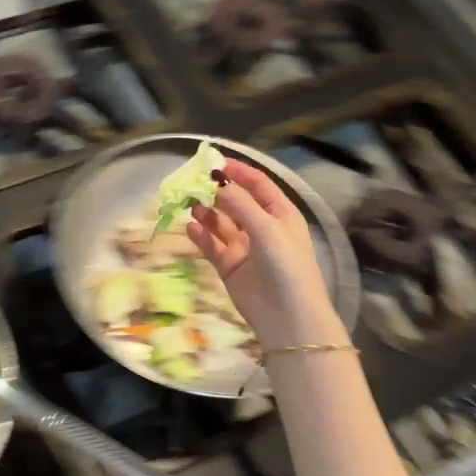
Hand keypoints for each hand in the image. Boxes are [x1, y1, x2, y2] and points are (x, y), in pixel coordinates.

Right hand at [187, 160, 342, 346]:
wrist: (286, 314)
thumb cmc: (285, 265)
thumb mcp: (267, 229)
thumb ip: (241, 205)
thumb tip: (219, 183)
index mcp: (280, 214)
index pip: (258, 185)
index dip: (239, 172)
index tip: (214, 162)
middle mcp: (261, 227)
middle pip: (236, 202)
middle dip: (216, 192)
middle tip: (192, 183)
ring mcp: (244, 247)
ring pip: (221, 224)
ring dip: (207, 213)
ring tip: (190, 205)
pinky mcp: (229, 266)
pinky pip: (212, 246)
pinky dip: (201, 237)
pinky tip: (190, 228)